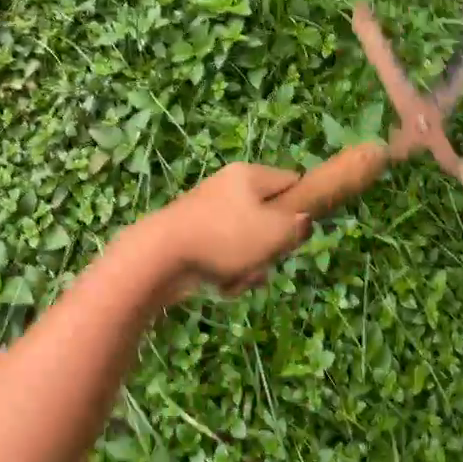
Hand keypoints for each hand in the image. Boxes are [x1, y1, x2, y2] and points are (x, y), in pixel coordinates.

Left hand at [130, 163, 311, 296]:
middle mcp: (229, 188)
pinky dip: (227, 272)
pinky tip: (222, 285)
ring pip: (248, 241)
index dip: (300, 206)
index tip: (298, 232)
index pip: (290, 181)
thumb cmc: (224, 238)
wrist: (159, 258)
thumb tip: (303, 221)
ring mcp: (209, 213)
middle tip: (267, 260)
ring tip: (240, 278)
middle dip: (271, 246)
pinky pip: (225, 254)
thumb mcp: (274, 232)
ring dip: (250, 265)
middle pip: (268, 216)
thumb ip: (297, 226)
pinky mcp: (194, 238)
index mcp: (249, 175)